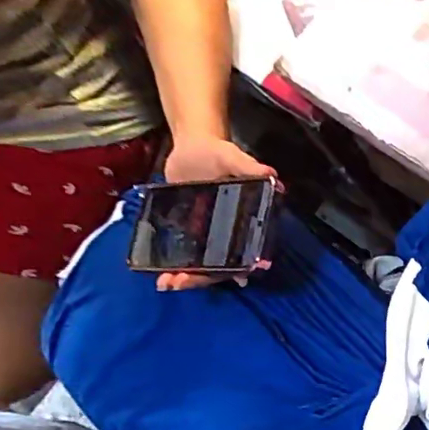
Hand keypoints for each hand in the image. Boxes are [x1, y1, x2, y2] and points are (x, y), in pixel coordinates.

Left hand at [156, 137, 279, 290]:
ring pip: (201, 265)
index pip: (247, 252)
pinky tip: (156, 273)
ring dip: (185, 278)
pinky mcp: (189, 232)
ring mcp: (208, 237)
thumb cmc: (218, 153)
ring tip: (164, 283)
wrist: (191, 146)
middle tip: (178, 283)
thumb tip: (272, 177)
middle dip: (201, 278)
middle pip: (220, 266)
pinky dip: (173, 266)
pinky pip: (184, 254)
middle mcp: (229, 236)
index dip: (243, 267)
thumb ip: (250, 167)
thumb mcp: (233, 157)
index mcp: (245, 224)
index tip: (237, 279)